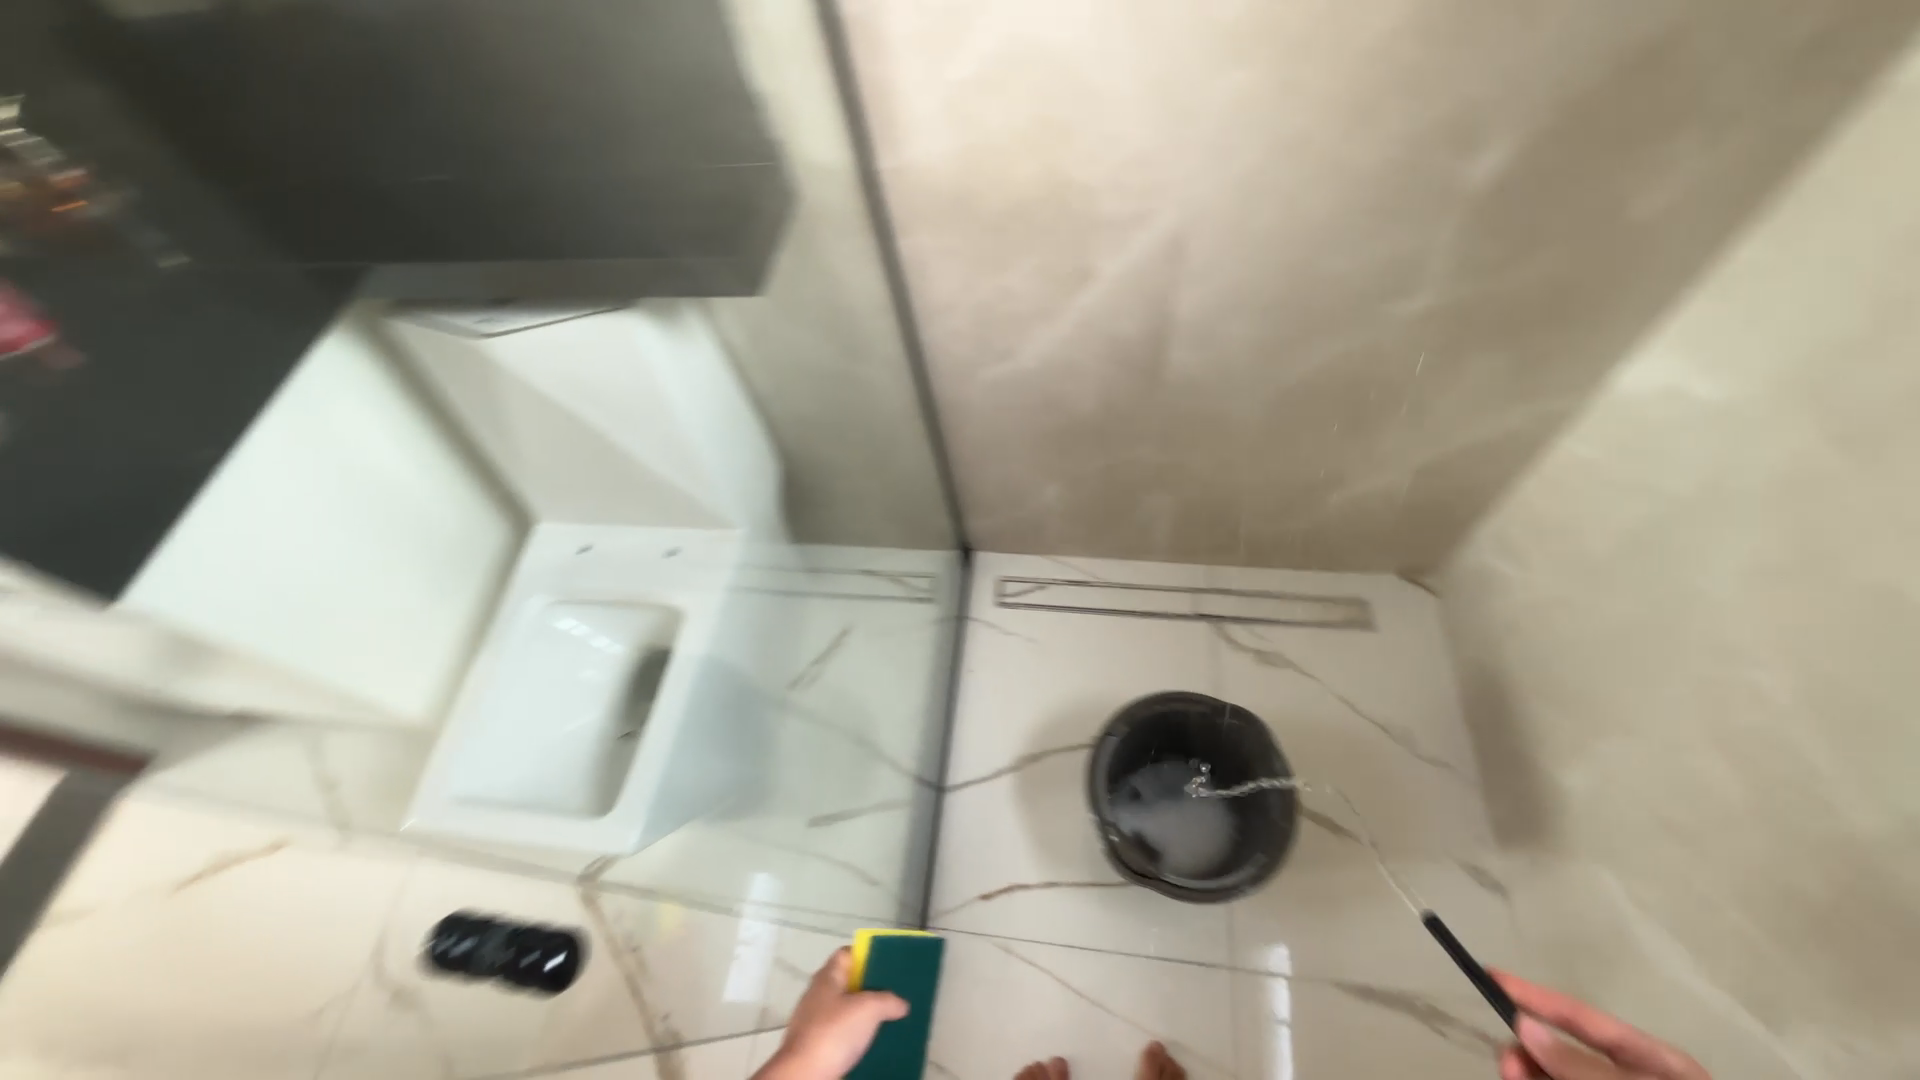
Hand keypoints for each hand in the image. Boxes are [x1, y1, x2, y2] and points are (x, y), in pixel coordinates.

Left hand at [757, 947, 909, 1079]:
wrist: (803, 1075)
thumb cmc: (833, 1031)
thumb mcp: (868, 1009)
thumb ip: (888, 1000)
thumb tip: (902, 1004)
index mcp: (827, 976)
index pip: (847, 953)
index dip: (867, 954)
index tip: (887, 964)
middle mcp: (819, 994)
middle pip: (848, 981)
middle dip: (870, 986)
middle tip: (894, 992)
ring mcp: (816, 1020)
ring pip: (846, 1009)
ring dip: (865, 1014)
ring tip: (888, 1018)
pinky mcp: (817, 1044)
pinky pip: (842, 1032)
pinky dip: (856, 1035)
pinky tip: (872, 1041)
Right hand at [1492, 970, 1709, 1079]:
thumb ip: (1584, 1068)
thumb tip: (1522, 1024)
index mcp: (1652, 1063)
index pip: (1583, 1018)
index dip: (1536, 995)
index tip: (1488, 975)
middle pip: (1561, 1055)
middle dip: (1528, 1054)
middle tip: (1506, 1066)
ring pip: (1551, 1079)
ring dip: (1528, 1078)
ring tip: (1512, 1079)